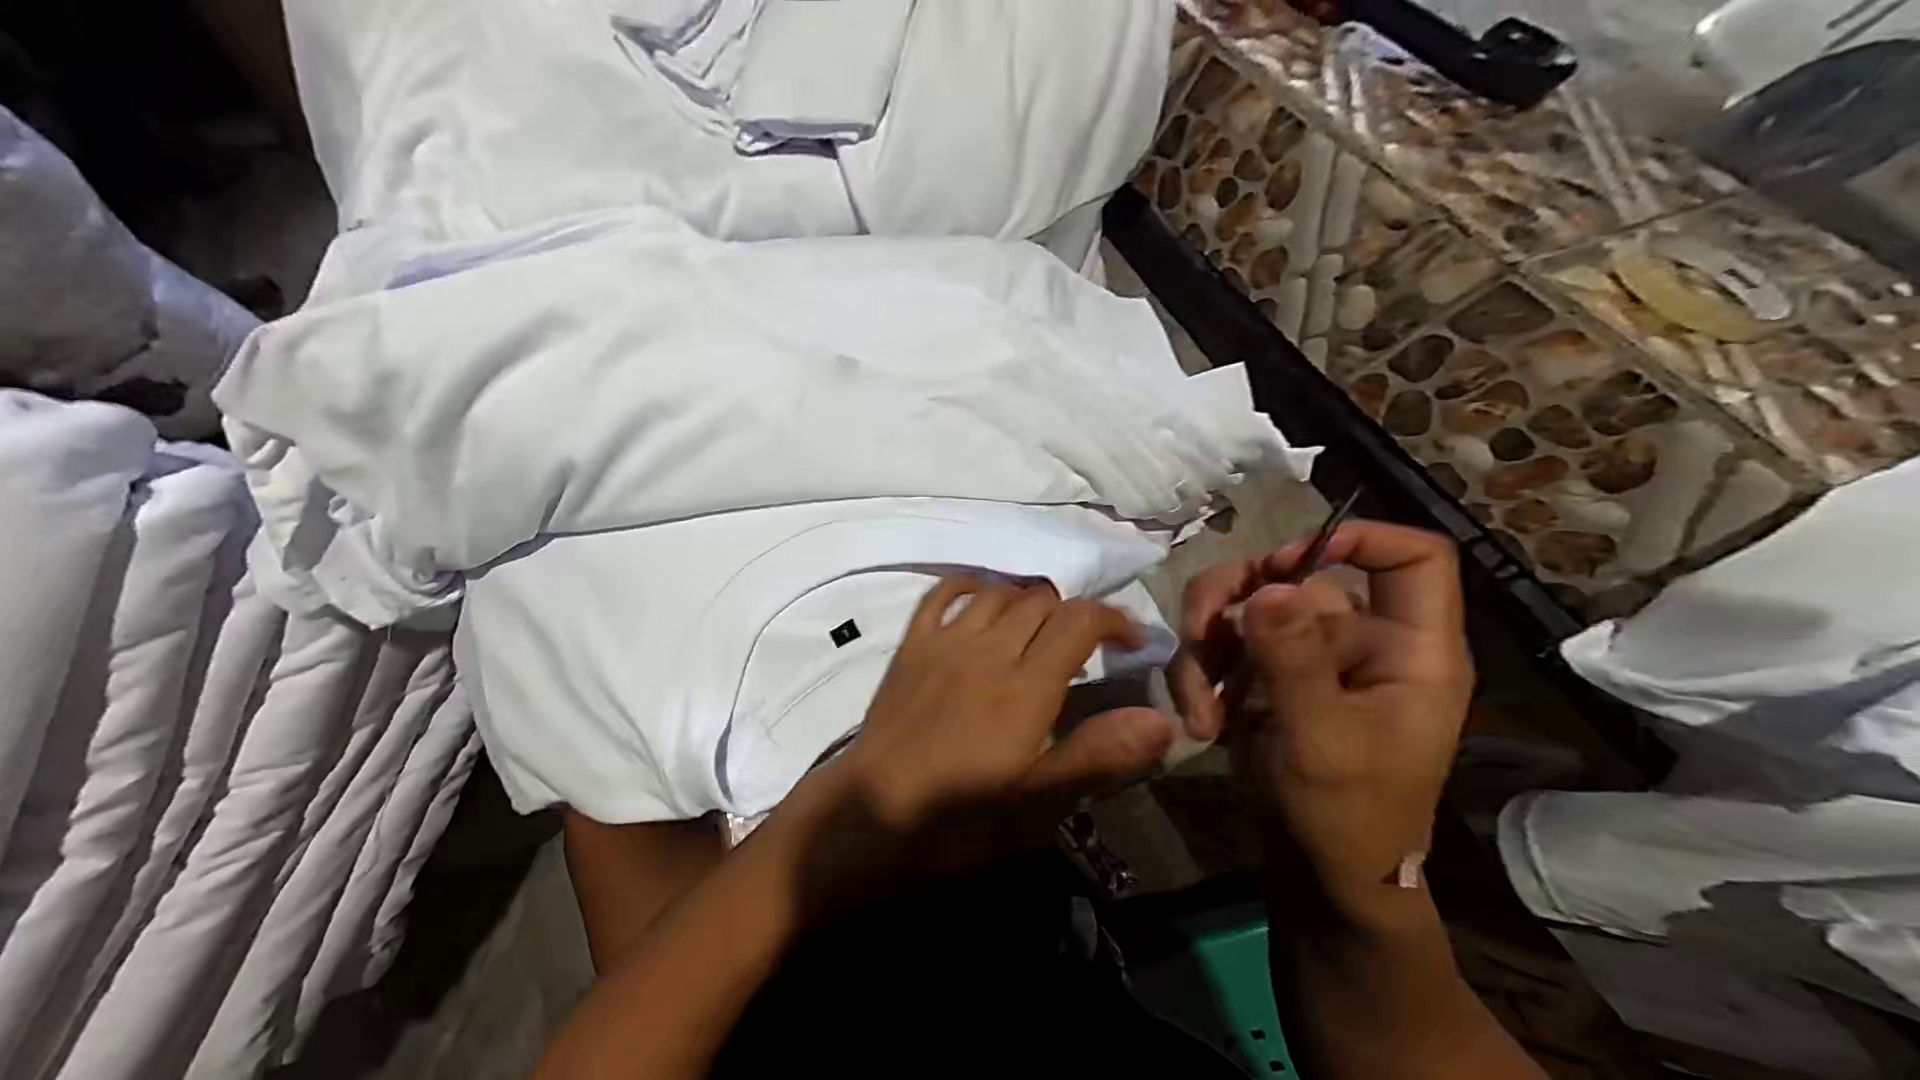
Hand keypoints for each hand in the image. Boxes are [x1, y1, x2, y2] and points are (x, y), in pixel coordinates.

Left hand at [841, 576, 1174, 831]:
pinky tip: (984, 600)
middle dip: (1074, 615)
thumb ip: (1099, 753)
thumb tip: (1162, 720)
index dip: (1114, 620)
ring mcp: (945, 642)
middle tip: (1084, 647)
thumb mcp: (1037, 801)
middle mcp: (988, 650)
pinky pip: (943, 593)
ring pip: (1000, 592)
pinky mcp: (911, 646)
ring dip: (1028, 602)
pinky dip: (971, 586)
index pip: (1081, 622)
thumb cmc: (959, 820)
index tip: (1130, 640)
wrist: (869, 818)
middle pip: (1043, 601)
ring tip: (1037, 630)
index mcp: (1026, 687)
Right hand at [1170, 522, 1472, 925]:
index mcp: (1409, 649)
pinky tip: (1201, 721)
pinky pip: (1223, 646)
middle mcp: (1358, 640)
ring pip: (1245, 608)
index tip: (1288, 561)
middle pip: (1296, 576)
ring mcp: (1308, 657)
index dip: (1360, 538)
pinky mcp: (1266, 676)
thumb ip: (1295, 662)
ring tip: (1198, 704)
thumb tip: (1271, 586)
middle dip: (1235, 601)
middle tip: (1200, 631)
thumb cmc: (1347, 815)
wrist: (1316, 873)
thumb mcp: (1322, 741)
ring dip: (1206, 648)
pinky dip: (1201, 676)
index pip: (1415, 559)